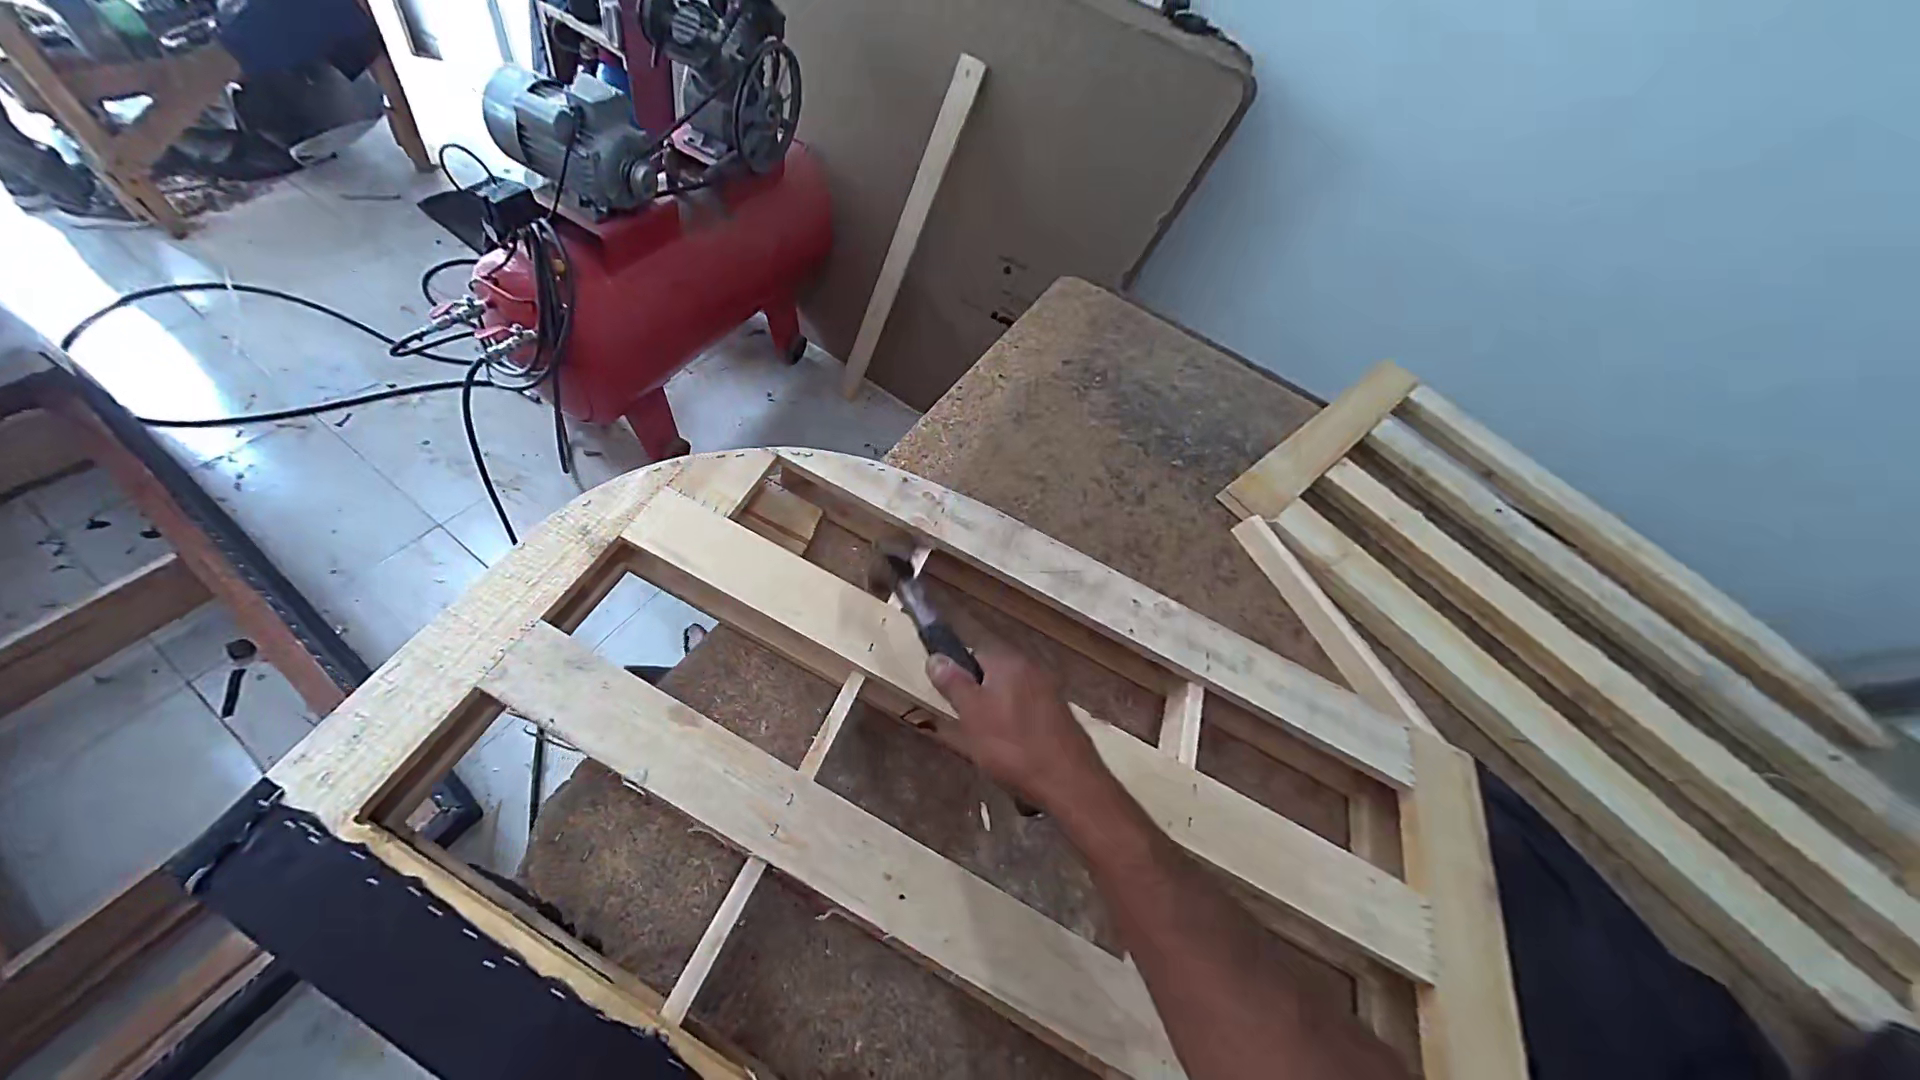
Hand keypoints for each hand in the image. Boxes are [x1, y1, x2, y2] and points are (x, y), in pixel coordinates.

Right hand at [925, 644, 1105, 809]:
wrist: (1069, 782)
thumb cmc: (1012, 746)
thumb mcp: (971, 714)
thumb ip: (953, 683)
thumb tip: (936, 657)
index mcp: (1010, 662)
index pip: (976, 652)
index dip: (959, 675)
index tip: (953, 702)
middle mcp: (1033, 669)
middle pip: (995, 675)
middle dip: (980, 698)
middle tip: (970, 728)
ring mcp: (1051, 692)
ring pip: (1012, 697)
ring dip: (999, 716)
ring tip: (991, 746)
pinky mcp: (1062, 717)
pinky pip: (1029, 715)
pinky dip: (1018, 729)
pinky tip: (1016, 753)